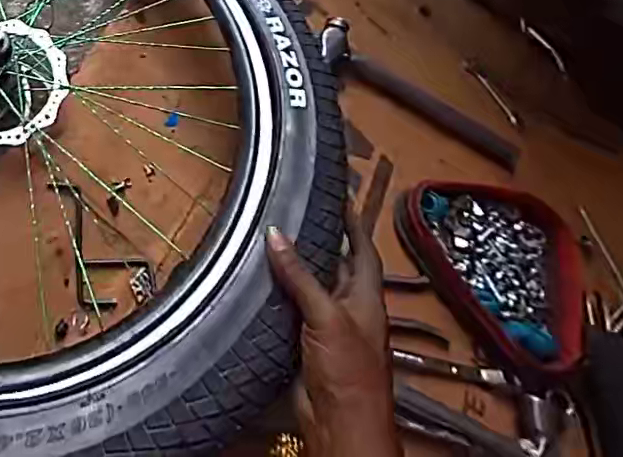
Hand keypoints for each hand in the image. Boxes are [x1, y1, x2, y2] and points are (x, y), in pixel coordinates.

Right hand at [267, 213, 400, 456]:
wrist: (339, 426)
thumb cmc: (350, 375)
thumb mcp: (326, 316)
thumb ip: (300, 275)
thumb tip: (274, 234)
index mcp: (365, 299)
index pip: (362, 251)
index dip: (353, 224)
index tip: (340, 197)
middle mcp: (347, 307)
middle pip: (333, 264)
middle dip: (316, 238)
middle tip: (293, 208)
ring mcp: (326, 324)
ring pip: (307, 282)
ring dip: (291, 262)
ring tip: (268, 232)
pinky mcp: (304, 338)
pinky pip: (289, 302)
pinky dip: (276, 286)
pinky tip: (257, 274)